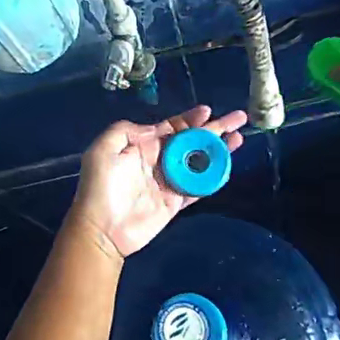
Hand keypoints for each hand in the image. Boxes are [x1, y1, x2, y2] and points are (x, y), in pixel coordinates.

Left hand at [67, 106, 247, 259]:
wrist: (102, 229)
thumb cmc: (101, 187)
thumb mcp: (103, 149)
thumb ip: (126, 131)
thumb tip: (156, 128)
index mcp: (142, 146)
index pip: (171, 128)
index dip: (190, 119)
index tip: (208, 111)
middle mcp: (158, 161)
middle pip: (191, 141)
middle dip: (213, 129)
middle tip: (237, 118)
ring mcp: (168, 182)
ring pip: (199, 162)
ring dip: (218, 150)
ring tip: (238, 138)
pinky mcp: (176, 203)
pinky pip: (199, 187)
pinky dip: (214, 177)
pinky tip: (228, 166)